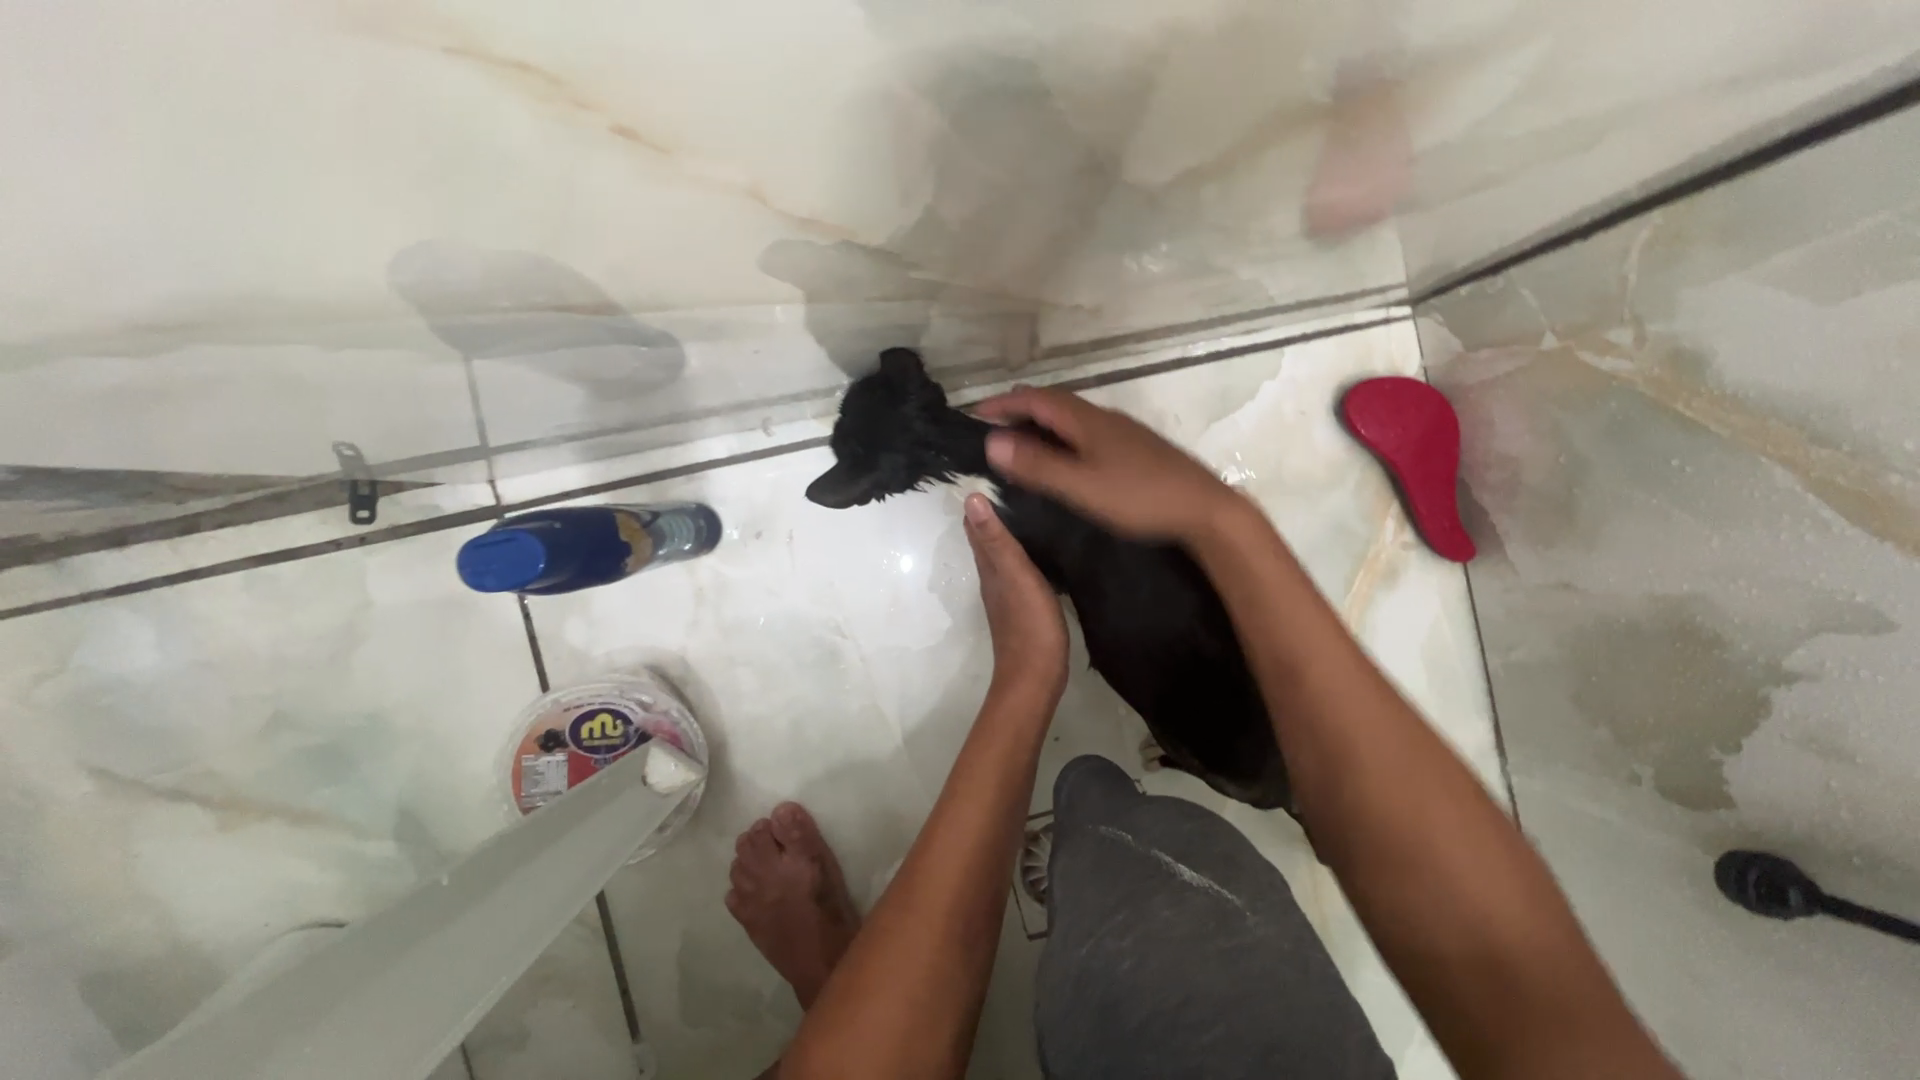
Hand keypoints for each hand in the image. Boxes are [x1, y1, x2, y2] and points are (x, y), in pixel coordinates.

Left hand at [963, 493, 1067, 706]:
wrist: (1036, 677)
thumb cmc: (1029, 624)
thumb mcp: (1014, 575)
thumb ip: (996, 539)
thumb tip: (970, 499)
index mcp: (990, 568)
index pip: (976, 528)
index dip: (977, 504)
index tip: (982, 476)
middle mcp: (993, 579)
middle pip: (985, 541)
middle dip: (988, 515)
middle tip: (1002, 487)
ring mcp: (1007, 596)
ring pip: (1000, 557)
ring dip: (1003, 535)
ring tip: (1019, 513)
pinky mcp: (1023, 610)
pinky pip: (1016, 573)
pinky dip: (1019, 556)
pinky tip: (1032, 554)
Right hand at [975, 385, 1239, 542]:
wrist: (1204, 509)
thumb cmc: (1140, 496)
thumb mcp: (1082, 485)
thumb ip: (1038, 466)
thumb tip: (992, 442)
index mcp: (1087, 421)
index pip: (1035, 399)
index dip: (1002, 404)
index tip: (973, 415)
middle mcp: (1103, 418)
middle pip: (1053, 404)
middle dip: (1018, 410)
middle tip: (991, 428)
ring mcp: (1121, 432)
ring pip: (1070, 419)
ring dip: (1040, 425)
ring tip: (1017, 444)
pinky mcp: (1134, 449)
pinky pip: (1084, 433)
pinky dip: (1060, 438)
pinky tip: (1062, 461)